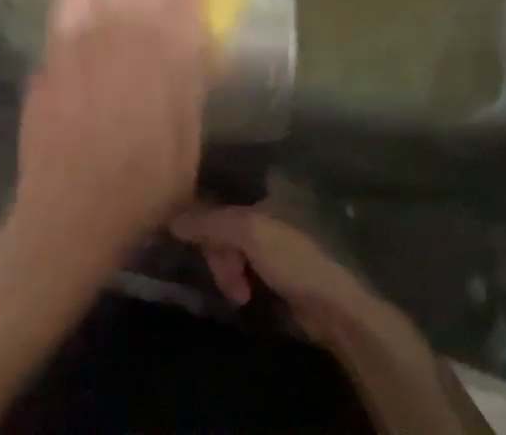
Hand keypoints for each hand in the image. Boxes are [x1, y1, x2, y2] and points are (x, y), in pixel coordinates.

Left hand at [13, 0, 215, 255]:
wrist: (69, 214)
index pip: (177, 17)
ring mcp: (78, 63)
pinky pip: (62, 24)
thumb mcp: (182, 149)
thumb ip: (185, 94)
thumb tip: (193, 51)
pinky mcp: (47, 73)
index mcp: (161, 80)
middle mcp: (120, 62)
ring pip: (96, 3)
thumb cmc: (139, 191)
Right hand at [171, 205, 406, 348]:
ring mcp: (270, 241)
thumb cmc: (294, 262)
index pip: (217, 193)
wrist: (335, 311)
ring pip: (227, 247)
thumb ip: (209, 223)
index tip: (189, 238)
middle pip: (220, 223)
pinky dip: (235, 279)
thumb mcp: (249, 235)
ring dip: (226, 271)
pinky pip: (239, 265)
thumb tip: (170, 219)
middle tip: (225, 277)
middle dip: (218, 252)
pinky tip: (241, 295)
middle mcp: (266, 211)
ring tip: (238, 295)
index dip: (200, 214)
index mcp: (265, 195)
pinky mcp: (272, 268)